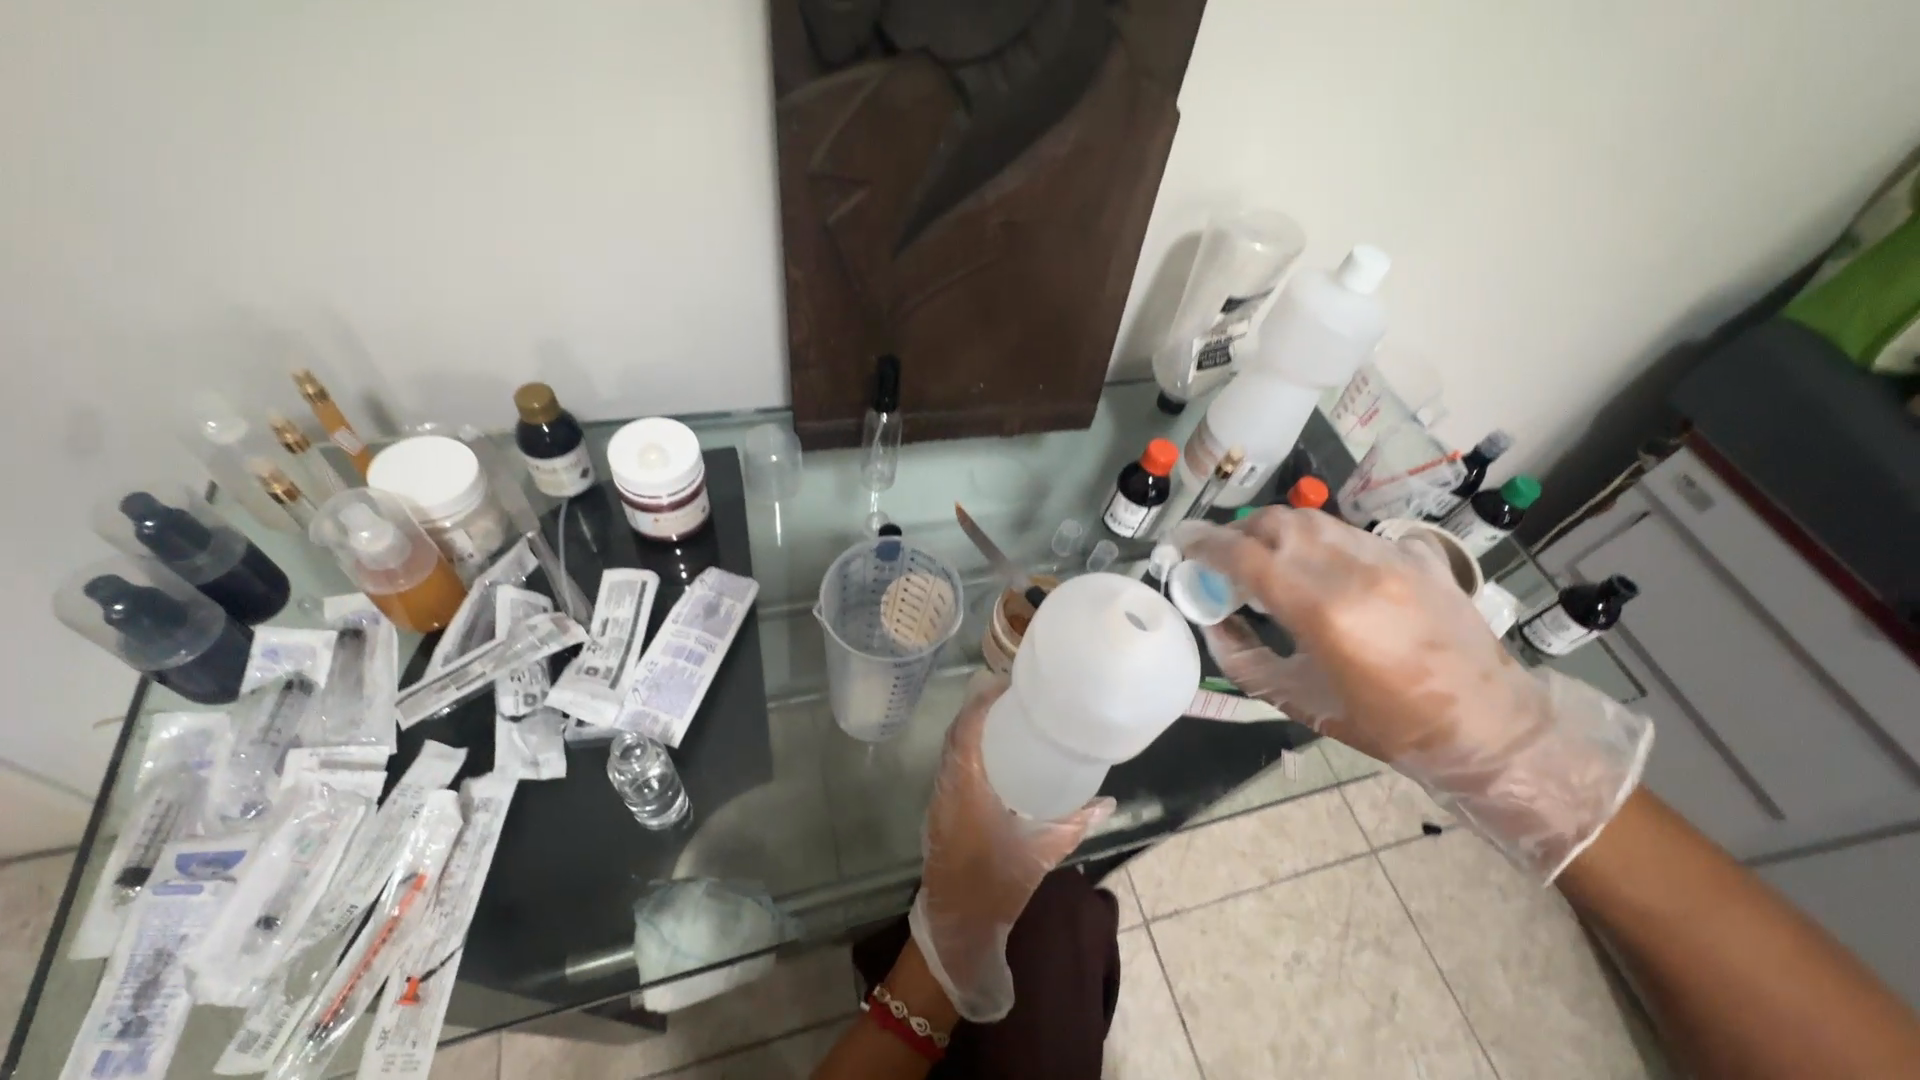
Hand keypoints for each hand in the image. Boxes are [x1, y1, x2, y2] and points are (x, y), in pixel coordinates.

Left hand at [909, 674, 1112, 1022]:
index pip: (967, 729)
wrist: (957, 924)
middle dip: (982, 708)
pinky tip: (997, 753)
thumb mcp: (1041, 852)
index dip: (984, 701)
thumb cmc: (996, 883)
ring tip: (1010, 716)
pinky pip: (954, 765)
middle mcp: (948, 784)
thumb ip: (1074, 822)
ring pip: (953, 749)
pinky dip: (971, 749)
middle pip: (958, 732)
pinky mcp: (942, 810)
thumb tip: (1108, 801)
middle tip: (1017, 695)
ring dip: (975, 728)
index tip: (1010, 683)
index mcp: (966, 786)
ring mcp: (940, 798)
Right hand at [1176, 510, 1651, 881]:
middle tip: (1219, 558)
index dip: (1204, 546)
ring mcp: (1393, 556)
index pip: (1246, 556)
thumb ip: (1242, 658)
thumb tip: (1211, 621)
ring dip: (1276, 532)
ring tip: (1264, 560)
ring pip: (1315, 520)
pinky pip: (1351, 533)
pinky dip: (1319, 542)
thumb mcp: (1298, 702)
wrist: (1491, 726)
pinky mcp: (1419, 555)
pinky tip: (1319, 572)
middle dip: (1237, 532)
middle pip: (1277, 522)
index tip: (1181, 547)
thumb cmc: (1388, 726)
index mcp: (1324, 611)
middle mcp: (1357, 569)